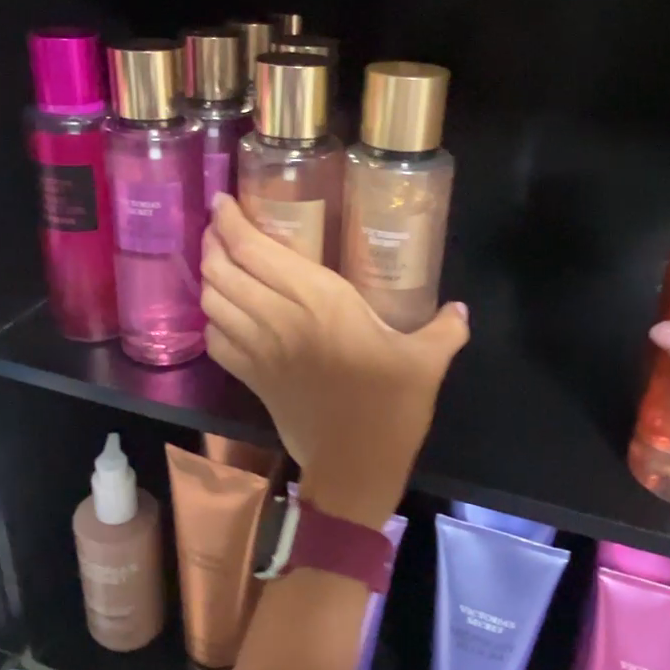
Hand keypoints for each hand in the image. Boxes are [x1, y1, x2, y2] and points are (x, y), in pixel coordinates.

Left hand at [200, 193, 469, 528]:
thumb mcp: (427, 362)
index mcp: (320, 301)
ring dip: (208, 276)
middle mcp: (280, 317)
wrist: (355, 468)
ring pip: (213, 302)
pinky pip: (216, 341)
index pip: (256, 251)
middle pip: (225, 270)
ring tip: (217, 260)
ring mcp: (260, 350)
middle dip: (213, 243)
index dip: (230, 222)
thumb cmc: (391, 408)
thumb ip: (445, 329)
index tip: (222, 201)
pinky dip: (211, 320)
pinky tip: (222, 313)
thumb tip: (461, 307)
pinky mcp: (252, 379)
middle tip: (219, 228)